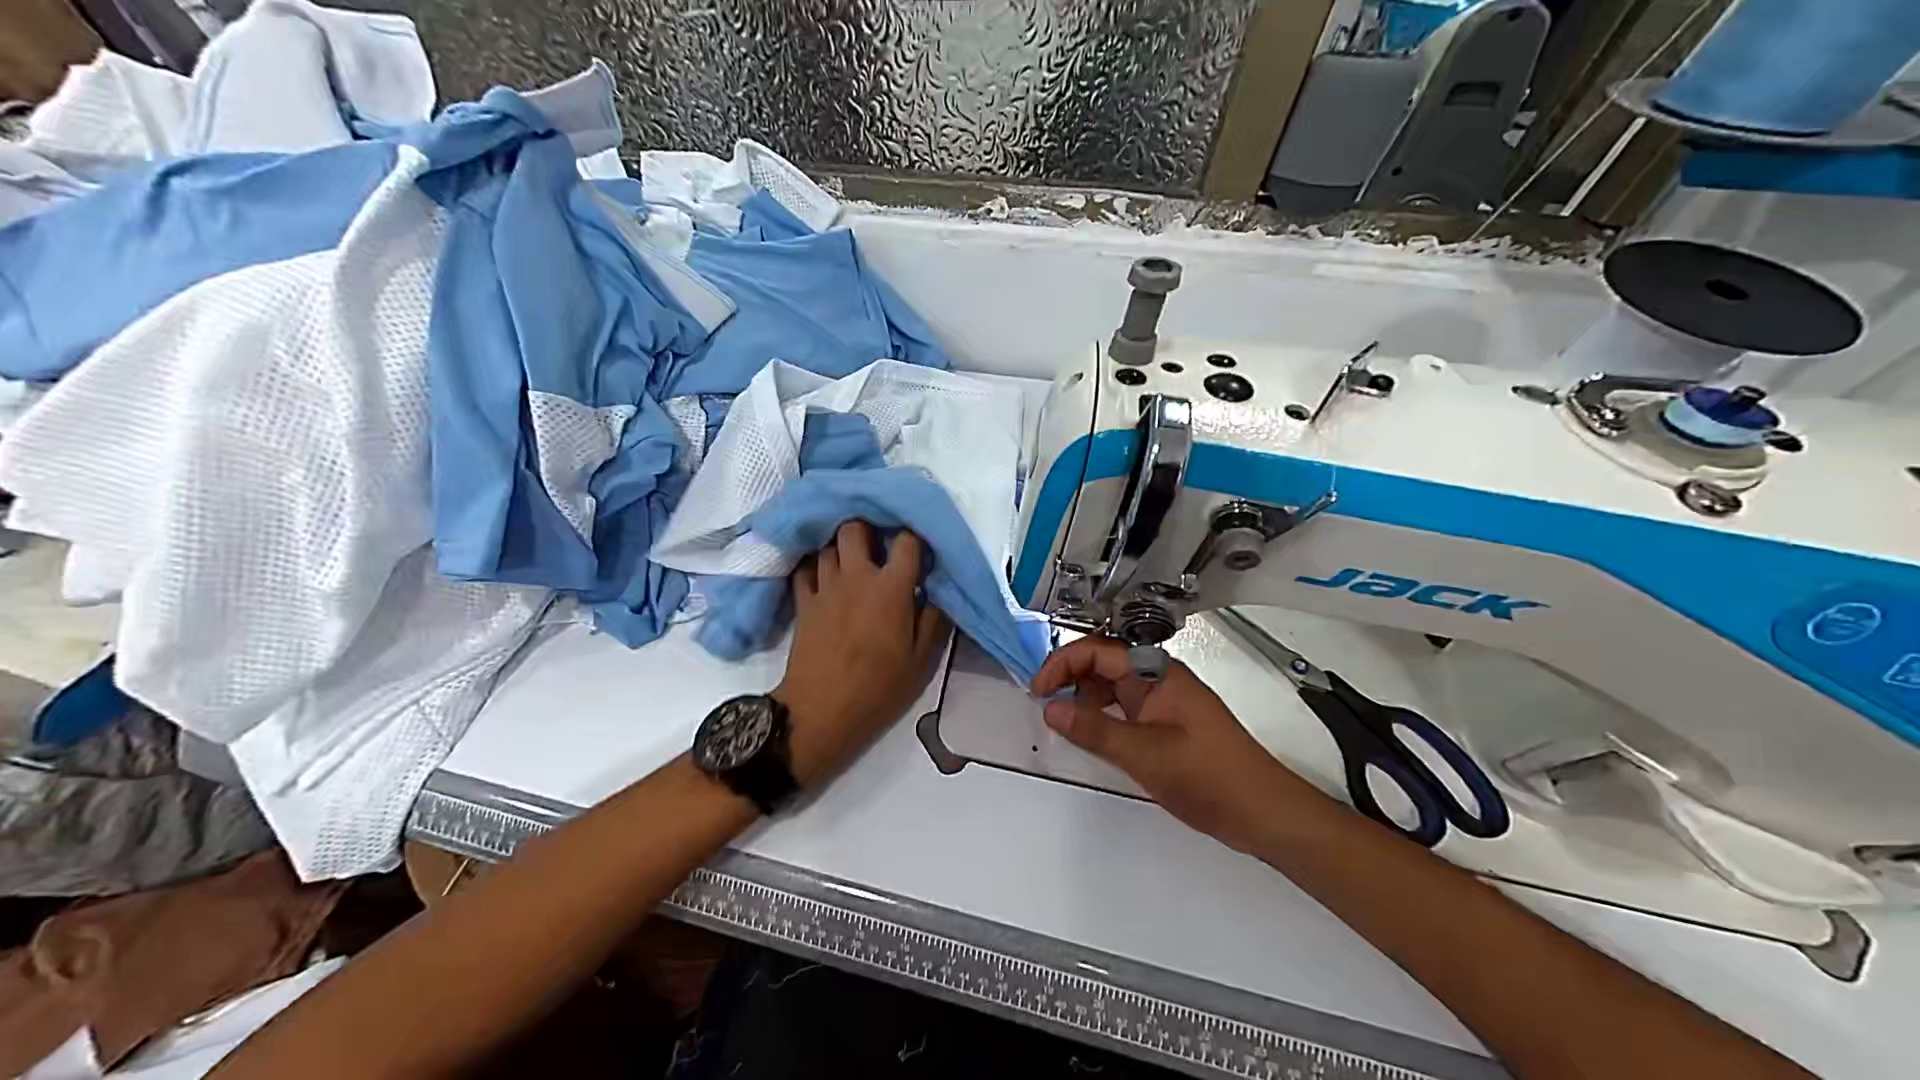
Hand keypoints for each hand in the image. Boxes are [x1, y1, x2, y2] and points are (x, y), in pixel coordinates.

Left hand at [777, 521, 948, 786]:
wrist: (821, 711)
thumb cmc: (879, 688)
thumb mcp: (921, 660)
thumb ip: (934, 619)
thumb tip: (940, 589)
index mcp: (891, 588)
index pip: (907, 541)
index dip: (915, 535)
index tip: (920, 544)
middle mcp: (857, 577)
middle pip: (855, 528)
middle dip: (867, 527)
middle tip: (877, 541)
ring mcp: (825, 587)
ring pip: (828, 545)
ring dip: (840, 545)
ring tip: (851, 556)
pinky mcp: (803, 602)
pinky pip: (804, 568)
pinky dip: (813, 563)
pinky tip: (823, 571)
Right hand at [1031, 635, 1319, 852]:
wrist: (1262, 811)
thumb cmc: (1213, 776)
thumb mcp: (1143, 753)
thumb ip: (1093, 730)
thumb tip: (1052, 710)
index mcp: (1157, 672)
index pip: (1098, 652)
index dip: (1063, 665)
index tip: (1040, 690)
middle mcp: (1160, 679)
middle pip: (1103, 663)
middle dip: (1070, 677)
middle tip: (1046, 703)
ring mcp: (1164, 701)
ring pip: (1112, 685)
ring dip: (1084, 697)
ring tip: (1064, 720)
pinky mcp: (1167, 723)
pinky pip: (1125, 707)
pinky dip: (1102, 715)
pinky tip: (1093, 734)